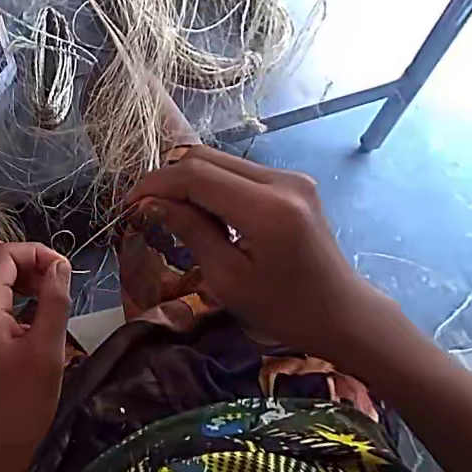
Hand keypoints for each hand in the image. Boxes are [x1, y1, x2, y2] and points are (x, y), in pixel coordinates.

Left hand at [0, 240, 70, 471]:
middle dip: (29, 261)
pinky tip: (38, 314)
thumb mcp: (47, 350)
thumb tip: (60, 264)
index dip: (38, 253)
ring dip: (24, 277)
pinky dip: (15, 294)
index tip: (66, 271)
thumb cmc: (22, 403)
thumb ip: (54, 301)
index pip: (4, 254)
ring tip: (52, 298)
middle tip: (58, 284)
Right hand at [125, 145, 393, 363]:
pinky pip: (236, 172)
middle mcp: (282, 181)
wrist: (341, 313)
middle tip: (143, 208)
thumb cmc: (284, 309)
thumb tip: (150, 205)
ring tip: (168, 212)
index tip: (129, 204)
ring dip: (187, 181)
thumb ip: (190, 232)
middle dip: (167, 179)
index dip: (155, 184)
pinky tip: (200, 213)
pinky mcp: (291, 182)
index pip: (196, 176)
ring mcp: (289, 177)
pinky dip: (209, 185)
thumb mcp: (228, 279)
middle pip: (206, 158)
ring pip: (219, 161)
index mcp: (268, 209)